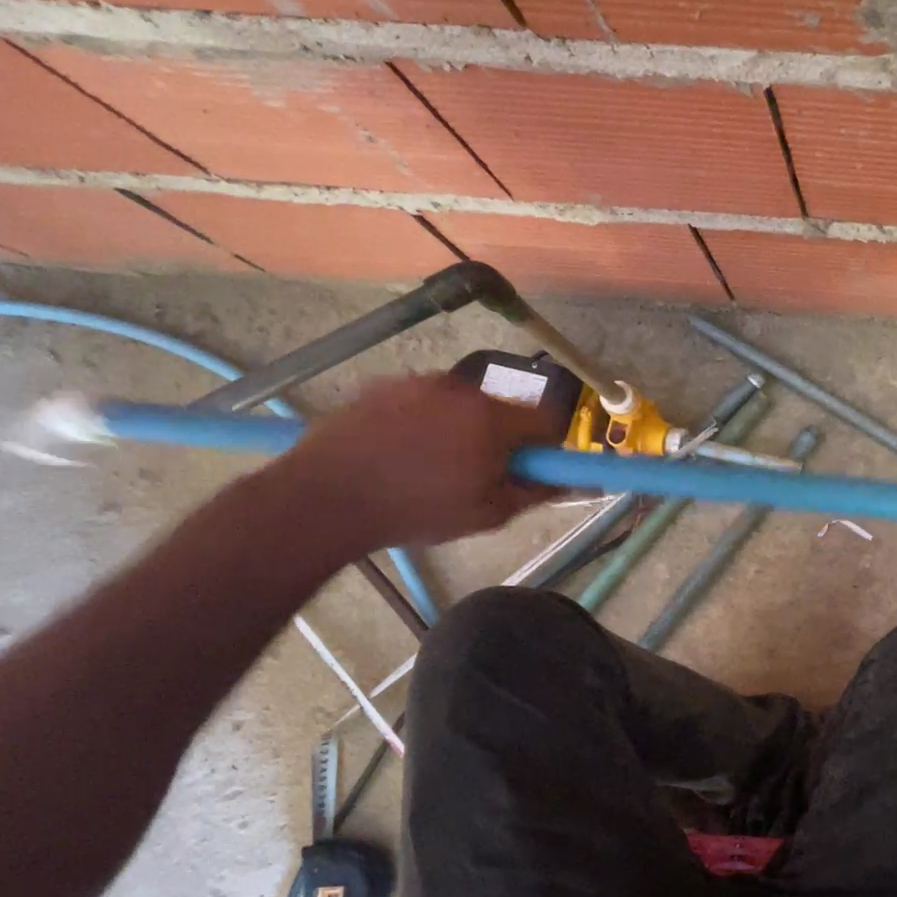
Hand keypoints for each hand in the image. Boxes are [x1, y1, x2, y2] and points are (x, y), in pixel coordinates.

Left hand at [270, 374, 562, 549]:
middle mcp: (460, 388)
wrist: (322, 498)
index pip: (547, 419)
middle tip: (479, 473)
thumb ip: (537, 492)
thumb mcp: (489, 513)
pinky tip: (402, 452)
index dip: (545, 446)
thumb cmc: (416, 510)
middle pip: (503, 408)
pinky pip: (423, 401)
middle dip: (501, 436)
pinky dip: (424, 421)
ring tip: (434, 465)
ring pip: (462, 404)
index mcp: (493, 417)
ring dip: (462, 427)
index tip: (530, 469)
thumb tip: (574, 481)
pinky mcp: (382, 386)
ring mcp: (417, 383)